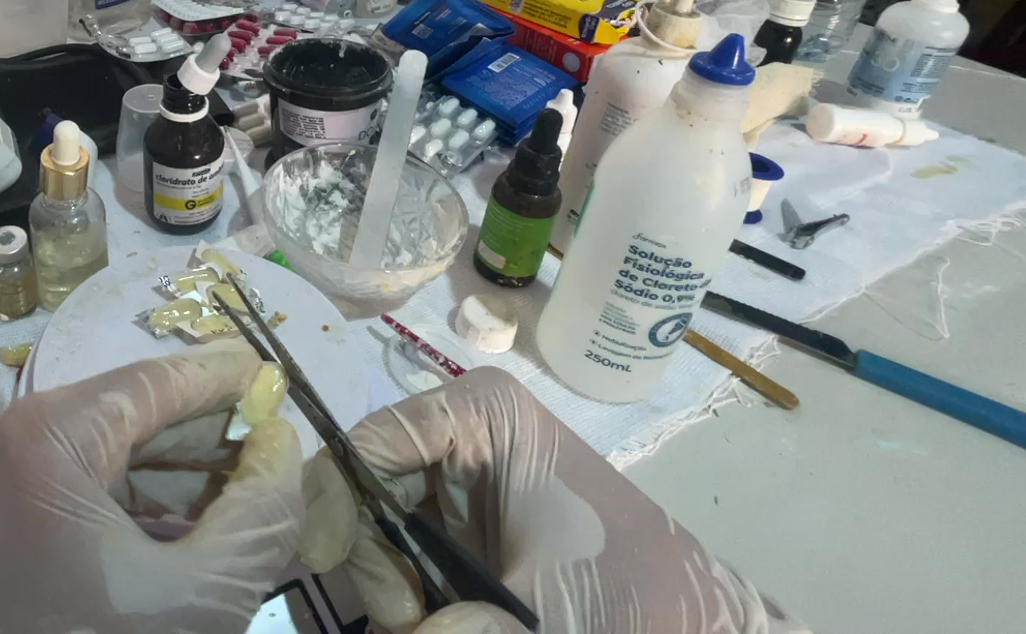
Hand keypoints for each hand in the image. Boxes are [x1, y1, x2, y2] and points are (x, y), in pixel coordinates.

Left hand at [0, 340, 303, 633]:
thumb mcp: (197, 600)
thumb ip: (259, 514)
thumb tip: (282, 442)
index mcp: (43, 438)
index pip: (149, 384)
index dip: (218, 378)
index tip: (269, 373)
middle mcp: (5, 435)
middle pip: (125, 411)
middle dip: (202, 427)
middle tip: (266, 430)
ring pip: (102, 443)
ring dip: (174, 461)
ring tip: (242, 472)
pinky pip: (75, 476)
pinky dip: (133, 490)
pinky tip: (191, 506)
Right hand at [301, 368, 805, 632]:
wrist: (705, 627)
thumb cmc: (635, 593)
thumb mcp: (551, 609)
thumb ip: (470, 626)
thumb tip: (407, 632)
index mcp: (478, 414)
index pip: (375, 437)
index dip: (335, 493)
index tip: (320, 561)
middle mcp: (457, 432)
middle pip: (368, 485)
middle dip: (375, 561)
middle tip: (408, 621)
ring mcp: (456, 477)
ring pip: (378, 524)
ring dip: (390, 586)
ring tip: (423, 622)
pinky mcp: (459, 522)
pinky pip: (404, 550)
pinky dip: (406, 593)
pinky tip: (427, 618)